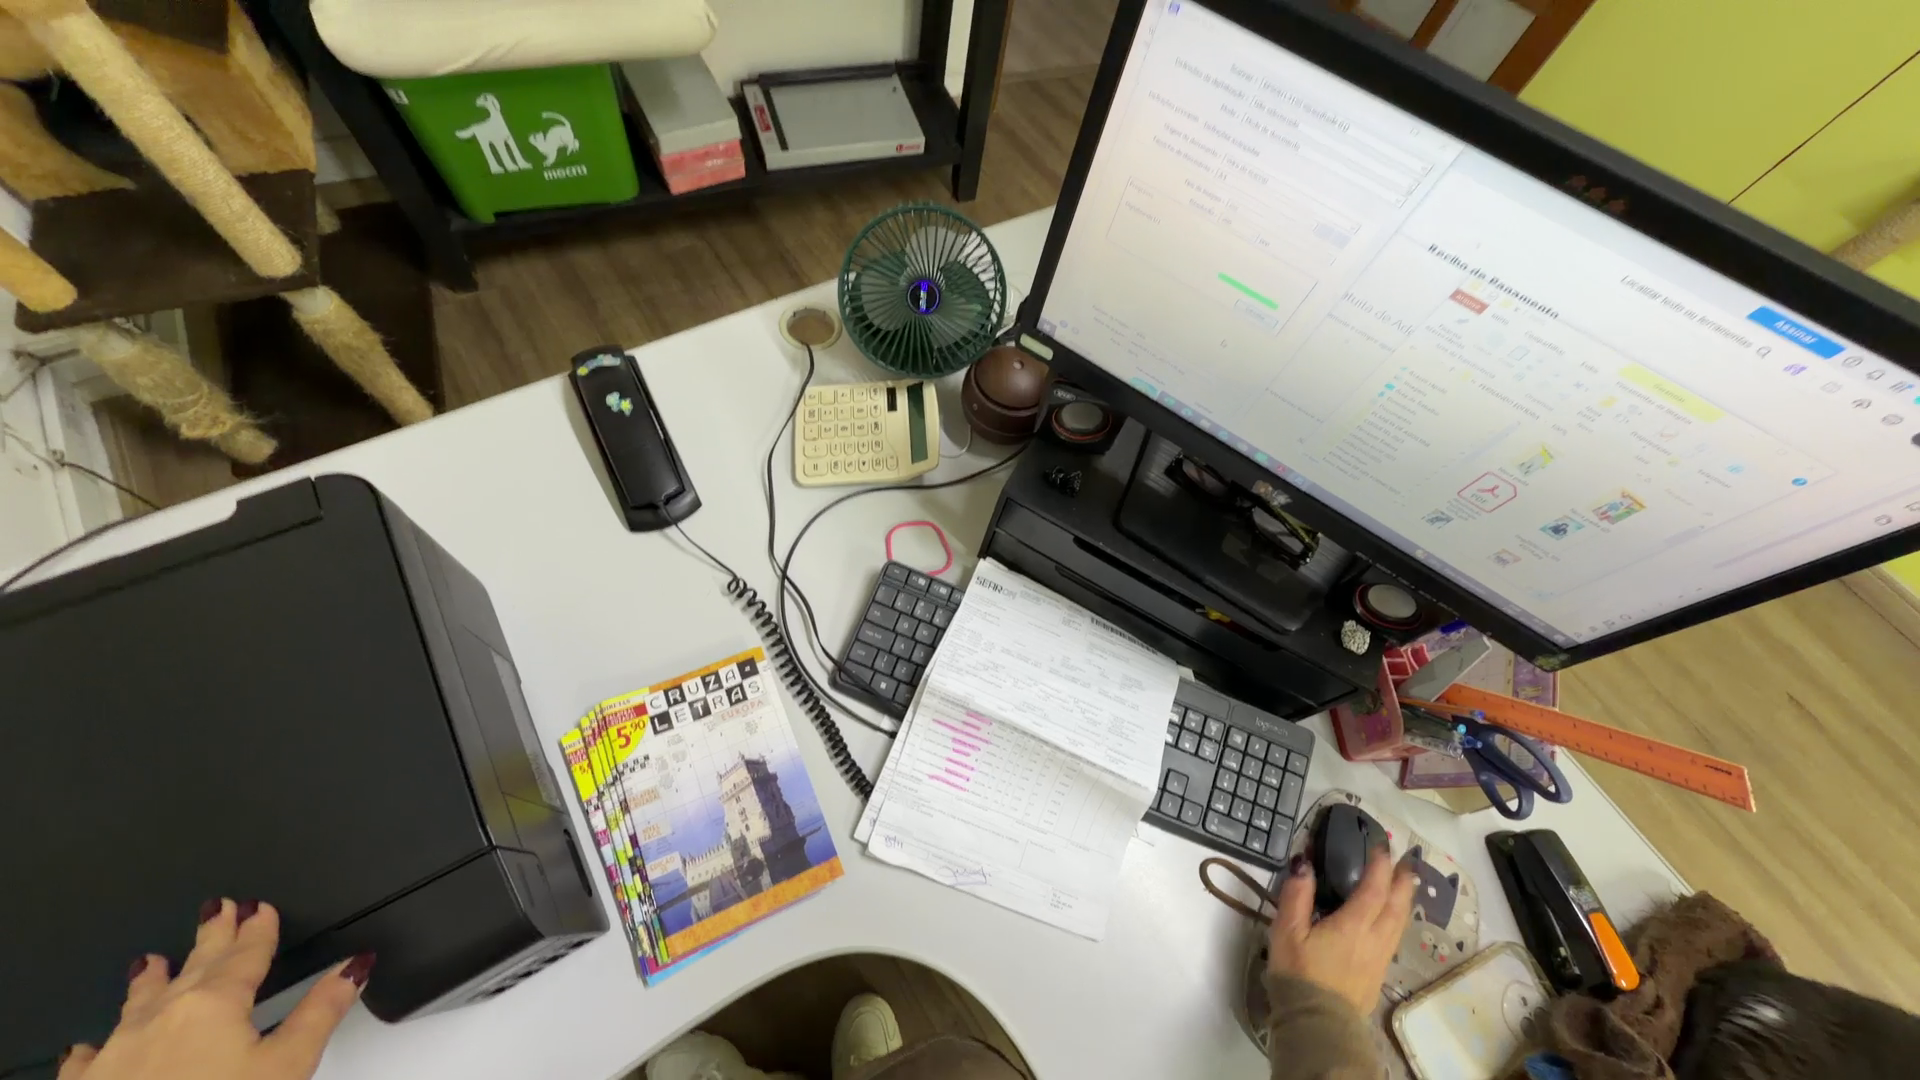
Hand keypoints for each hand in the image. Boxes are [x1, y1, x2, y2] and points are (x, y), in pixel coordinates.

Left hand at [58, 899, 372, 1079]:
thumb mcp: (287, 1064)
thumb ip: (322, 1010)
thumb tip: (354, 967)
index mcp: (214, 1005)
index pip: (245, 955)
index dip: (257, 929)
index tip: (260, 908)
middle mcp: (161, 1019)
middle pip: (194, 968)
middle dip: (210, 937)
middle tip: (217, 908)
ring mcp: (114, 1057)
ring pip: (138, 1005)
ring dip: (151, 981)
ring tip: (151, 961)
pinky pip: (86, 1061)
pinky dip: (93, 1047)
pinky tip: (86, 1045)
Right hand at [1267, 849, 1417, 1012]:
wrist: (1318, 1023)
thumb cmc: (1300, 973)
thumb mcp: (1288, 930)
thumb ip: (1296, 895)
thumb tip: (1303, 862)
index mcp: (1354, 925)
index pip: (1374, 888)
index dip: (1379, 865)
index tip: (1381, 846)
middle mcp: (1374, 939)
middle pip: (1396, 906)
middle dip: (1402, 882)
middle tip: (1406, 862)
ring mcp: (1379, 958)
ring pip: (1400, 924)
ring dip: (1405, 901)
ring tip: (1407, 886)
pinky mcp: (1377, 973)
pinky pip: (1394, 937)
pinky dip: (1398, 920)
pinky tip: (1393, 921)